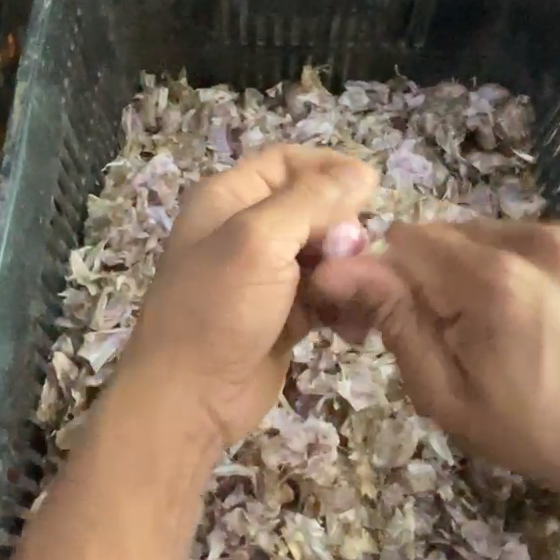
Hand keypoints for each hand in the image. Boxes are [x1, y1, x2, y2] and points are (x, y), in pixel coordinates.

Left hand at [115, 146, 378, 452]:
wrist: (188, 398)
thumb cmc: (217, 309)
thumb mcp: (260, 240)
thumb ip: (311, 201)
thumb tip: (363, 172)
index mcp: (228, 198)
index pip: (286, 162)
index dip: (329, 168)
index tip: (370, 189)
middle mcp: (246, 230)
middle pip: (312, 208)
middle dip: (342, 228)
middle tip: (357, 254)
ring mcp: (265, 275)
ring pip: (324, 253)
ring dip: (349, 270)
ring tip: (360, 293)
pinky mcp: (283, 314)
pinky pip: (326, 295)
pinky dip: (343, 304)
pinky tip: (354, 325)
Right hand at [308, 219, 559, 506]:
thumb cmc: (529, 430)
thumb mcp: (444, 393)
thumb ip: (393, 320)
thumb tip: (336, 268)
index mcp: (493, 281)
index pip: (407, 238)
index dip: (397, 275)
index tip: (414, 316)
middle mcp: (539, 241)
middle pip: (450, 232)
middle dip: (442, 272)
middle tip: (464, 328)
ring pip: (491, 231)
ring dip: (483, 266)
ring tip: (510, 319)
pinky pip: (534, 233)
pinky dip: (525, 263)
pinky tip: (544, 306)